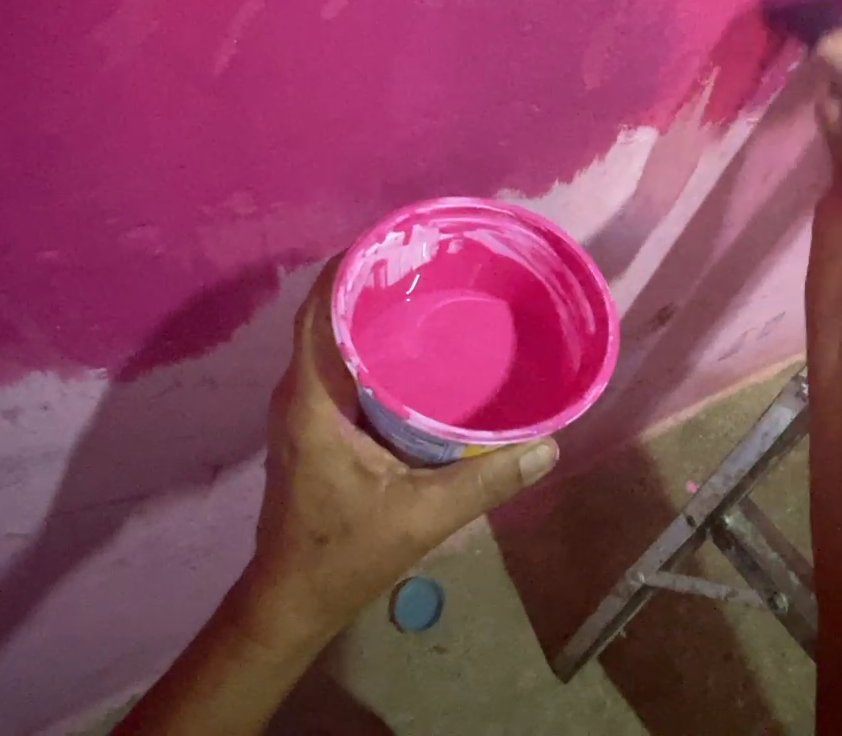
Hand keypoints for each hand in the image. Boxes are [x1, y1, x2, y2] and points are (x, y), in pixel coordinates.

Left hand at [235, 257, 558, 640]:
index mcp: (312, 399)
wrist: (291, 601)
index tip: (399, 241)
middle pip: (325, 313)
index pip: (317, 309)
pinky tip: (414, 346)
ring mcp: (303, 407)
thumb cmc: (344, 554)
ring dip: (368, 310)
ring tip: (428, 291)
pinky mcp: (315, 423)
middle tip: (432, 262)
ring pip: (330, 337)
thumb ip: (487, 481)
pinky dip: (368, 341)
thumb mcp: (422, 517)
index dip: (349, 266)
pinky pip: (337, 362)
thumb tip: (550, 446)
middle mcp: (299, 392)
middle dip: (371, 280)